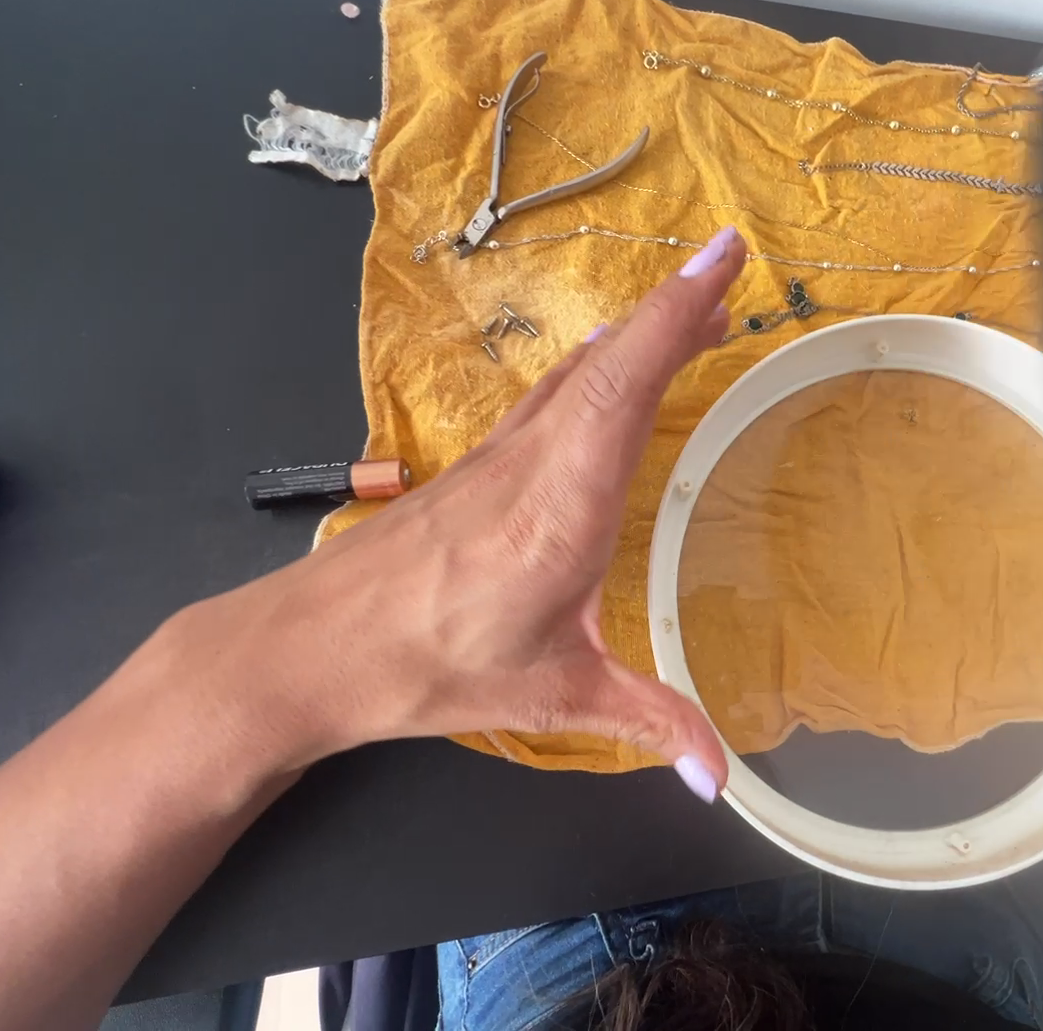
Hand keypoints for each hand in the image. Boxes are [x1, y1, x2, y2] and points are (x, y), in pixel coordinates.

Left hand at [143, 227, 749, 801]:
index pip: (628, 386)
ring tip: (698, 308)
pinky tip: (621, 360)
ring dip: (643, 330)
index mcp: (565, 502)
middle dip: (677, 305)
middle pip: (614, 358)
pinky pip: (561, 390)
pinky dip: (607, 360)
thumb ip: (651, 722)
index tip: (723, 260)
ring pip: (586, 368)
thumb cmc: (435, 666)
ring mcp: (507, 451)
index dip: (678, 316)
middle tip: (732, 270)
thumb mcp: (557, 696)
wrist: (310, 649)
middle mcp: (539, 457)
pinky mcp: (489, 461)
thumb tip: (720, 782)